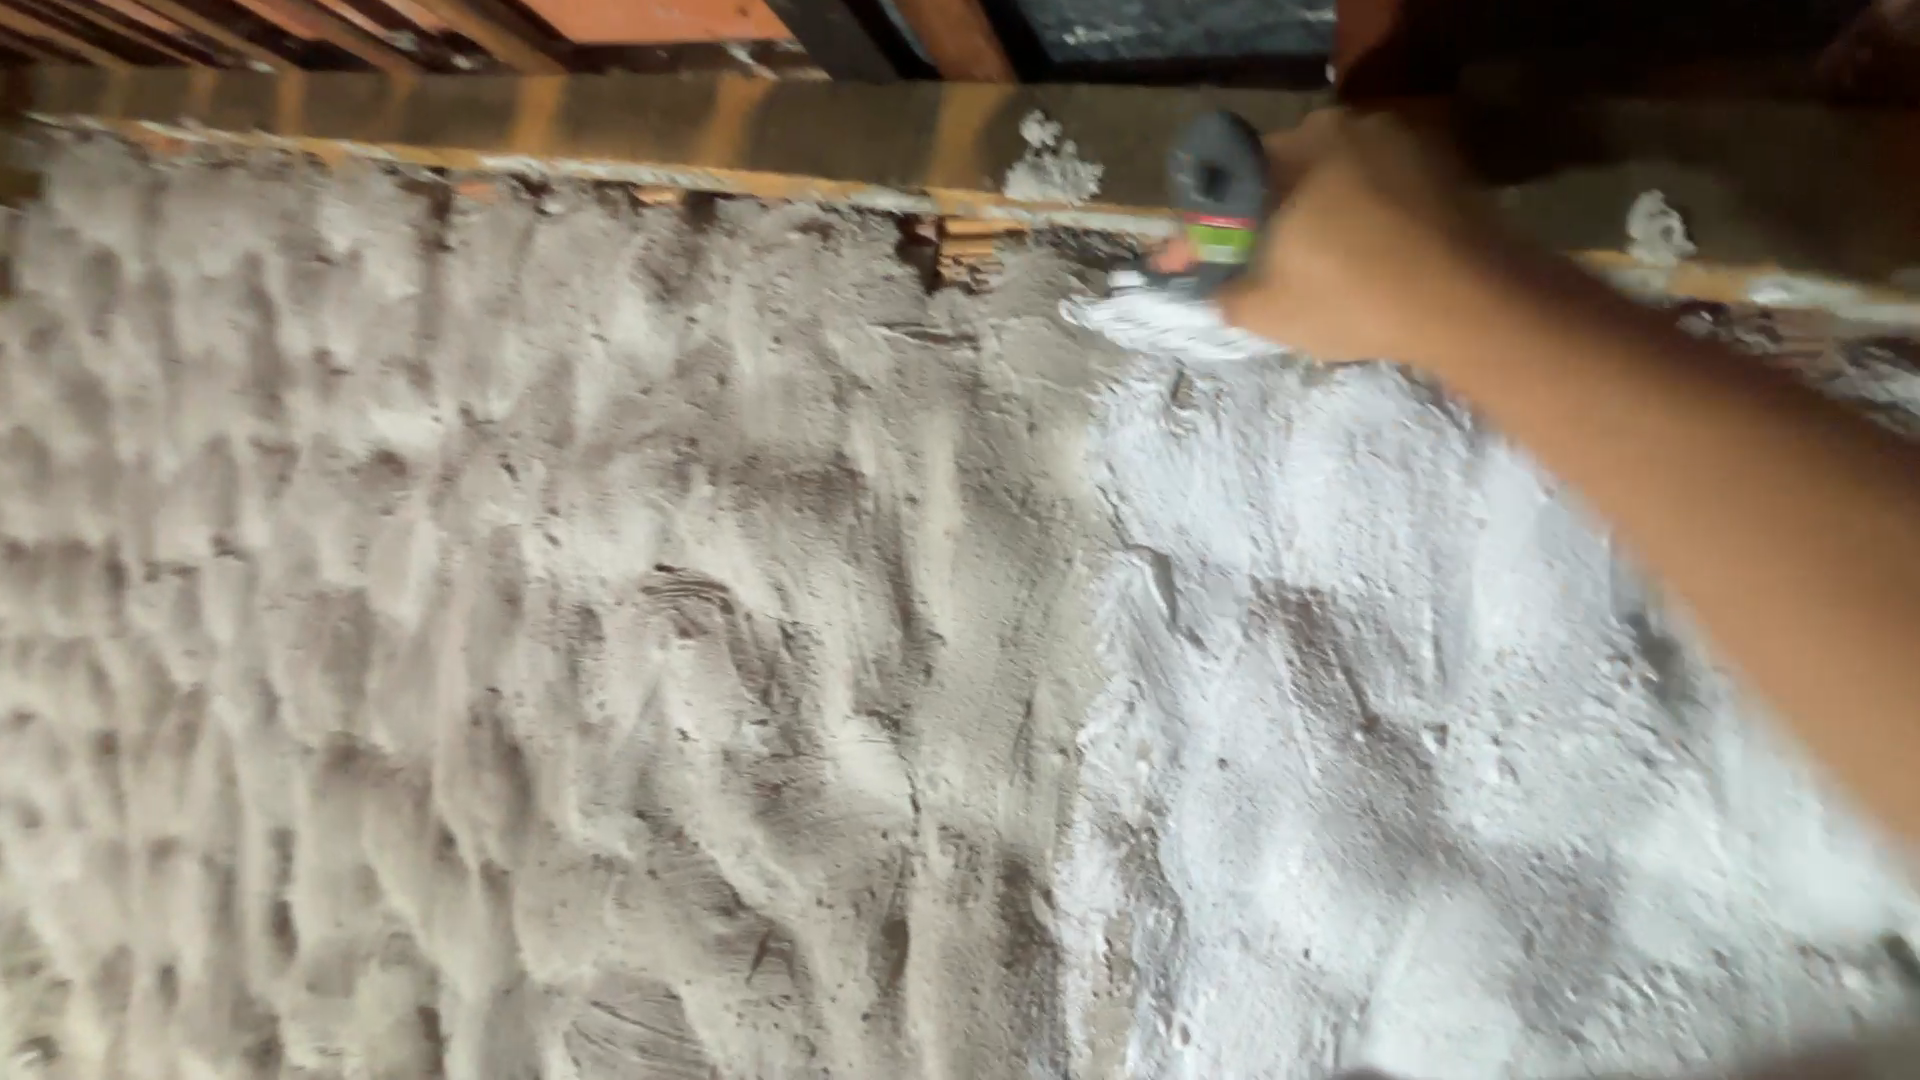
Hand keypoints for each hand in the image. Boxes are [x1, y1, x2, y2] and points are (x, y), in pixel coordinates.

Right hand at [1203, 109, 1527, 365]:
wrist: (1473, 301)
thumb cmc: (1353, 302)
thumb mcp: (1266, 312)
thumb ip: (1225, 293)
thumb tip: (1218, 284)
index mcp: (1286, 158)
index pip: (1218, 197)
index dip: (1191, 239)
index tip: (1174, 267)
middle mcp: (1335, 129)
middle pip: (1269, 178)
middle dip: (1247, 222)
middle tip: (1238, 264)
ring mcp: (1389, 137)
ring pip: (1320, 178)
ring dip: (1298, 215)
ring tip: (1294, 260)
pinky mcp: (1431, 157)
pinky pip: (1364, 183)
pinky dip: (1344, 213)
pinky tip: (1346, 251)